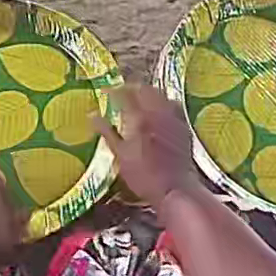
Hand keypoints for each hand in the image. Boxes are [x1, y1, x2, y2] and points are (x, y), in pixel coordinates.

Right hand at [94, 85, 198, 202]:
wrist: (175, 188)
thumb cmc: (143, 175)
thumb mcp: (120, 155)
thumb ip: (107, 132)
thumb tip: (92, 115)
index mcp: (139, 118)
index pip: (124, 94)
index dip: (113, 90)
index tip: (105, 91)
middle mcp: (157, 112)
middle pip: (144, 89)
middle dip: (131, 87)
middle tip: (121, 92)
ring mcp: (173, 117)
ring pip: (160, 94)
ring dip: (148, 92)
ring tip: (138, 98)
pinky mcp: (183, 125)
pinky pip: (173, 105)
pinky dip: (163, 101)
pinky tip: (158, 110)